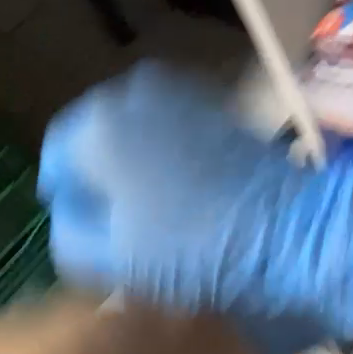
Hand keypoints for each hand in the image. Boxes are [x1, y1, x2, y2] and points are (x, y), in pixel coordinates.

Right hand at [37, 63, 352, 353]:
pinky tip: (187, 198)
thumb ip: (72, 234)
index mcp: (101, 124)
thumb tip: (70, 213)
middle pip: (100, 138)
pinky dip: (172, 161)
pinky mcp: (222, 113)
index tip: (80, 226)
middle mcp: (137, 93)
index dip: (65, 195)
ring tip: (154, 215)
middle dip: (102, 177)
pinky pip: (176, 135)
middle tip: (117, 224)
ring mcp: (185, 97)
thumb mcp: (114, 260)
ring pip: (140, 135)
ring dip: (138, 168)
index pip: (58, 153)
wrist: (294, 235)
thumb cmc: (195, 250)